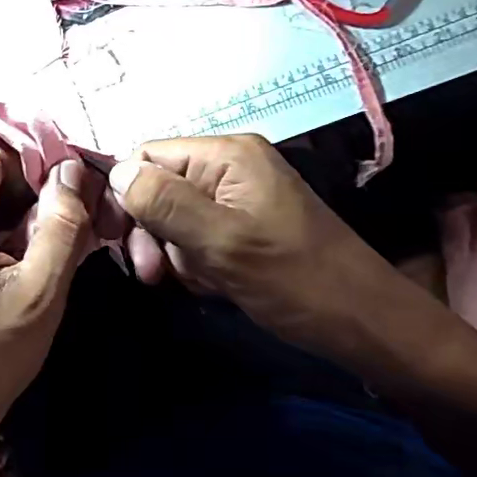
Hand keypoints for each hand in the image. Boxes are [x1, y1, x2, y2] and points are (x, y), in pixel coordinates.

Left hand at [0, 144, 96, 451]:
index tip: (72, 194)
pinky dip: (2, 233)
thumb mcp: (41, 290)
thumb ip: (62, 223)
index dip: (37, 166)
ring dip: (20, 214)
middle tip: (71, 221)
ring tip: (53, 244)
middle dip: (32, 191)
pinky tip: (27, 260)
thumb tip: (73, 168)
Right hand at [108, 135, 411, 360]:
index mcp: (227, 155)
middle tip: (155, 275)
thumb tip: (116, 171)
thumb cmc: (293, 278)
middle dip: (154, 233)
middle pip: (160, 189)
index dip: (127, 194)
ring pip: (177, 221)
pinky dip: (201, 266)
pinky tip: (219, 286)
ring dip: (178, 256)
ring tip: (206, 282)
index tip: (119, 240)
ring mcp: (240, 200)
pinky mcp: (246, 230)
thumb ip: (164, 202)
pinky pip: (201, 240)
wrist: (361, 322)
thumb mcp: (221, 241)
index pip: (149, 155)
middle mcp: (230, 169)